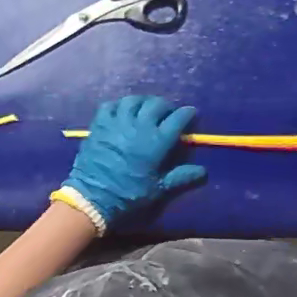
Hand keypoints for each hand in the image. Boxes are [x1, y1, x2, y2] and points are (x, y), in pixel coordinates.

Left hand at [60, 95, 206, 231]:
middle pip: (156, 104)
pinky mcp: (99, 124)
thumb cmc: (129, 194)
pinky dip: (119, 105)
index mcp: (157, 141)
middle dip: (165, 106)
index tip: (190, 113)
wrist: (93, 196)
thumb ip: (181, 177)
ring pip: (133, 100)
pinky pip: (110, 106)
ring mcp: (117, 122)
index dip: (187, 114)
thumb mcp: (159, 189)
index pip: (178, 118)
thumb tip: (203, 171)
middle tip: (167, 112)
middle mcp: (139, 126)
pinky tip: (122, 111)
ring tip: (145, 108)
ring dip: (142, 102)